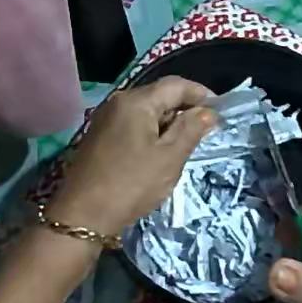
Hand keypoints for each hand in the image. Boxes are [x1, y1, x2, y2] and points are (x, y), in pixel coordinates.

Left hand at [48, 76, 215, 239]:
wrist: (81, 217)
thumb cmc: (130, 184)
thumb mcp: (169, 158)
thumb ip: (191, 129)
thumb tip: (208, 111)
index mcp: (137, 101)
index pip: (176, 85)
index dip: (201, 94)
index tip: (220, 111)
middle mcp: (119, 102)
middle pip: (160, 95)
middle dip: (186, 108)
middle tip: (206, 130)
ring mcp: (106, 119)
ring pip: (147, 110)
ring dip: (169, 122)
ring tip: (186, 144)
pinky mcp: (100, 136)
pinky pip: (134, 123)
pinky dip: (152, 131)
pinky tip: (160, 152)